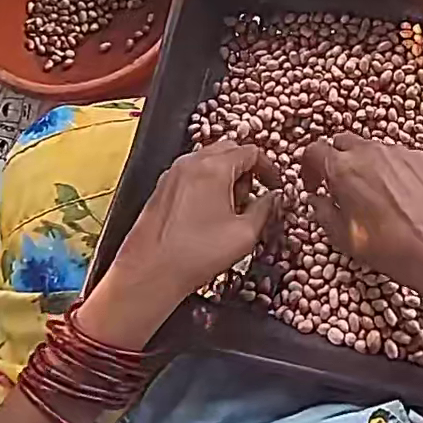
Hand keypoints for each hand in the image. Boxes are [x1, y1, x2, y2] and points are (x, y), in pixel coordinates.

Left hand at [81, 139, 280, 347]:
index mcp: (213, 169)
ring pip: (208, 160)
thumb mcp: (244, 234)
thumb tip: (273, 198)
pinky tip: (208, 213)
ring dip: (226, 175)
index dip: (268, 168)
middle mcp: (190, 163)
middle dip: (246, 169)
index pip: (250, 152)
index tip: (273, 186)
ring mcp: (172, 174)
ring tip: (231, 208)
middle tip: (253, 196)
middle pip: (228, 149)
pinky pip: (191, 173)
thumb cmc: (194, 255)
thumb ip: (265, 209)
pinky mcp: (161, 188)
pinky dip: (206, 182)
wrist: (149, 272)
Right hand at [300, 133, 422, 318]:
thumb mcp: (342, 237)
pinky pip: (394, 156)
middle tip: (336, 186)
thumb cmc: (390, 247)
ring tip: (368, 193)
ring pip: (369, 148)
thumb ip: (322, 211)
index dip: (308, 168)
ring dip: (361, 164)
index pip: (314, 151)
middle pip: (341, 143)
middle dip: (334, 160)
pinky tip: (394, 194)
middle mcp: (368, 152)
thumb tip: (318, 200)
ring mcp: (396, 152)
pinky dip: (388, 168)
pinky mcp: (419, 158)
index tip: (313, 184)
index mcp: (342, 169)